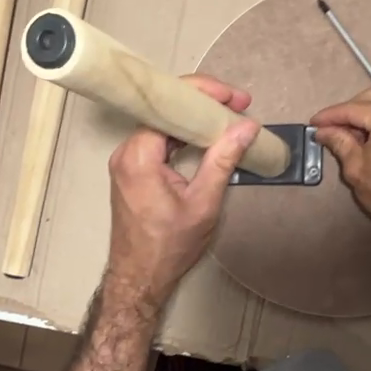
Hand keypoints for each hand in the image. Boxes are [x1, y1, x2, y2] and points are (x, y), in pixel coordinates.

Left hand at [105, 75, 259, 307]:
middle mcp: (126, 154)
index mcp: (139, 157)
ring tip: (227, 119)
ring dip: (193, 120)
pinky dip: (181, 136)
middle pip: (164, 110)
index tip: (233, 98)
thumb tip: (245, 129)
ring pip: (161, 125)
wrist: (139, 277)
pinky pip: (157, 141)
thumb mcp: (203, 203)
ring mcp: (125, 162)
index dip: (203, 93)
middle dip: (202, 103)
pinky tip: (206, 137)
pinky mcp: (130, 172)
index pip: (169, 104)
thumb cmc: (166, 248)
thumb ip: (223, 161)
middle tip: (236, 106)